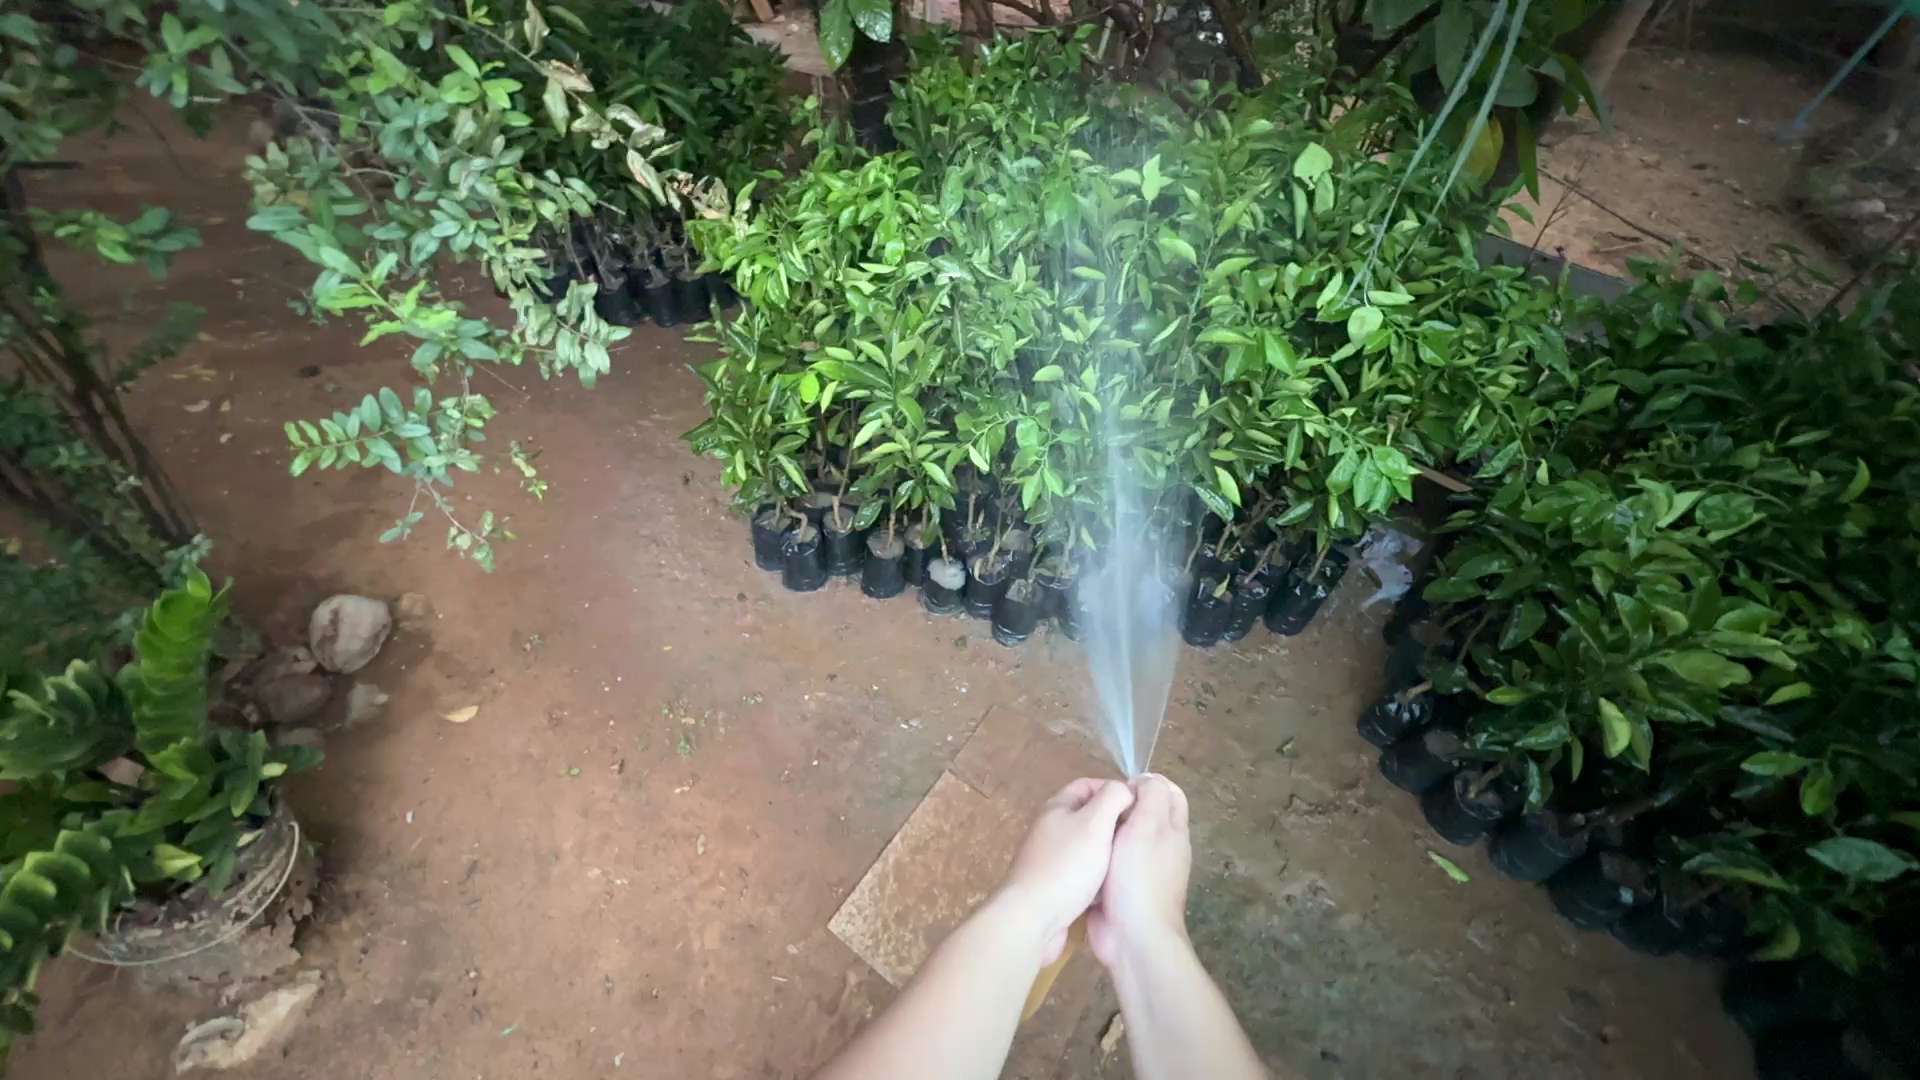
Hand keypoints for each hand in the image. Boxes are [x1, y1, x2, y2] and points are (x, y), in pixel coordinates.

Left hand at [995, 778, 1134, 962]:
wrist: (1034, 918)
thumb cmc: (1067, 865)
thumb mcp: (1094, 823)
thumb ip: (1112, 799)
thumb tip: (1125, 789)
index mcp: (1057, 807)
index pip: (1087, 785)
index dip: (1114, 790)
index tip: (1138, 806)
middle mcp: (1051, 828)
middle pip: (1089, 816)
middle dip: (1114, 823)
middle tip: (1139, 836)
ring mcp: (1051, 857)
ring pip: (1089, 847)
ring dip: (1109, 853)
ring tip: (1131, 862)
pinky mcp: (1054, 885)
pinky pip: (1083, 873)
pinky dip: (1099, 877)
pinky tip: (1114, 888)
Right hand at [1088, 773, 1191, 970]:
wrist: (1132, 937)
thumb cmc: (1140, 876)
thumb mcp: (1149, 825)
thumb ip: (1150, 796)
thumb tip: (1145, 779)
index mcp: (1172, 832)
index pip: (1169, 793)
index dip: (1146, 782)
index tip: (1119, 786)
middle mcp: (1160, 849)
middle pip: (1144, 814)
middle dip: (1122, 805)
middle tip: (1096, 805)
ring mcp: (1141, 870)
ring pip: (1122, 837)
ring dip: (1105, 830)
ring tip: (1082, 824)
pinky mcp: (1121, 888)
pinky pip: (1109, 861)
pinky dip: (1097, 853)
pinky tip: (1080, 850)